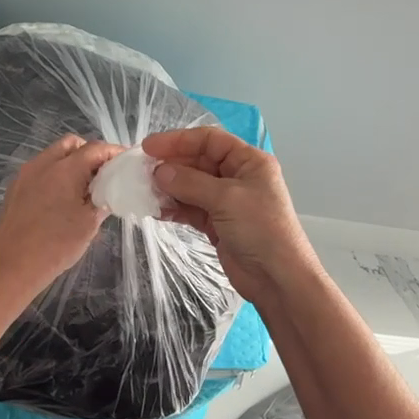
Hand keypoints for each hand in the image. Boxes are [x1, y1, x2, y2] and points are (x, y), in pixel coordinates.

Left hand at [0, 135, 122, 304]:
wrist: (12, 267)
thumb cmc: (56, 246)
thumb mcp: (89, 224)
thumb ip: (103, 199)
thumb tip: (109, 189)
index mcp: (65, 169)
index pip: (95, 148)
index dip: (114, 152)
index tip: (126, 163)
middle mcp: (42, 164)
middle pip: (72, 144)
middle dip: (91, 153)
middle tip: (104, 174)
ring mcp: (25, 174)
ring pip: (53, 155)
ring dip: (72, 163)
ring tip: (84, 187)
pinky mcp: (14, 188)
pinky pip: (40, 170)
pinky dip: (55, 174)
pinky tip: (62, 198)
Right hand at [142, 127, 320, 304]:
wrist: (277, 277)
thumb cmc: (260, 229)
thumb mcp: (226, 199)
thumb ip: (190, 182)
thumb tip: (159, 172)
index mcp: (249, 162)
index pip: (209, 140)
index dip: (178, 141)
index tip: (148, 148)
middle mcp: (238, 177)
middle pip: (198, 162)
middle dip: (171, 166)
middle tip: (141, 173)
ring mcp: (227, 202)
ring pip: (192, 187)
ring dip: (169, 189)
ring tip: (144, 192)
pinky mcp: (218, 225)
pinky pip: (191, 210)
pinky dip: (174, 209)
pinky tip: (156, 211)